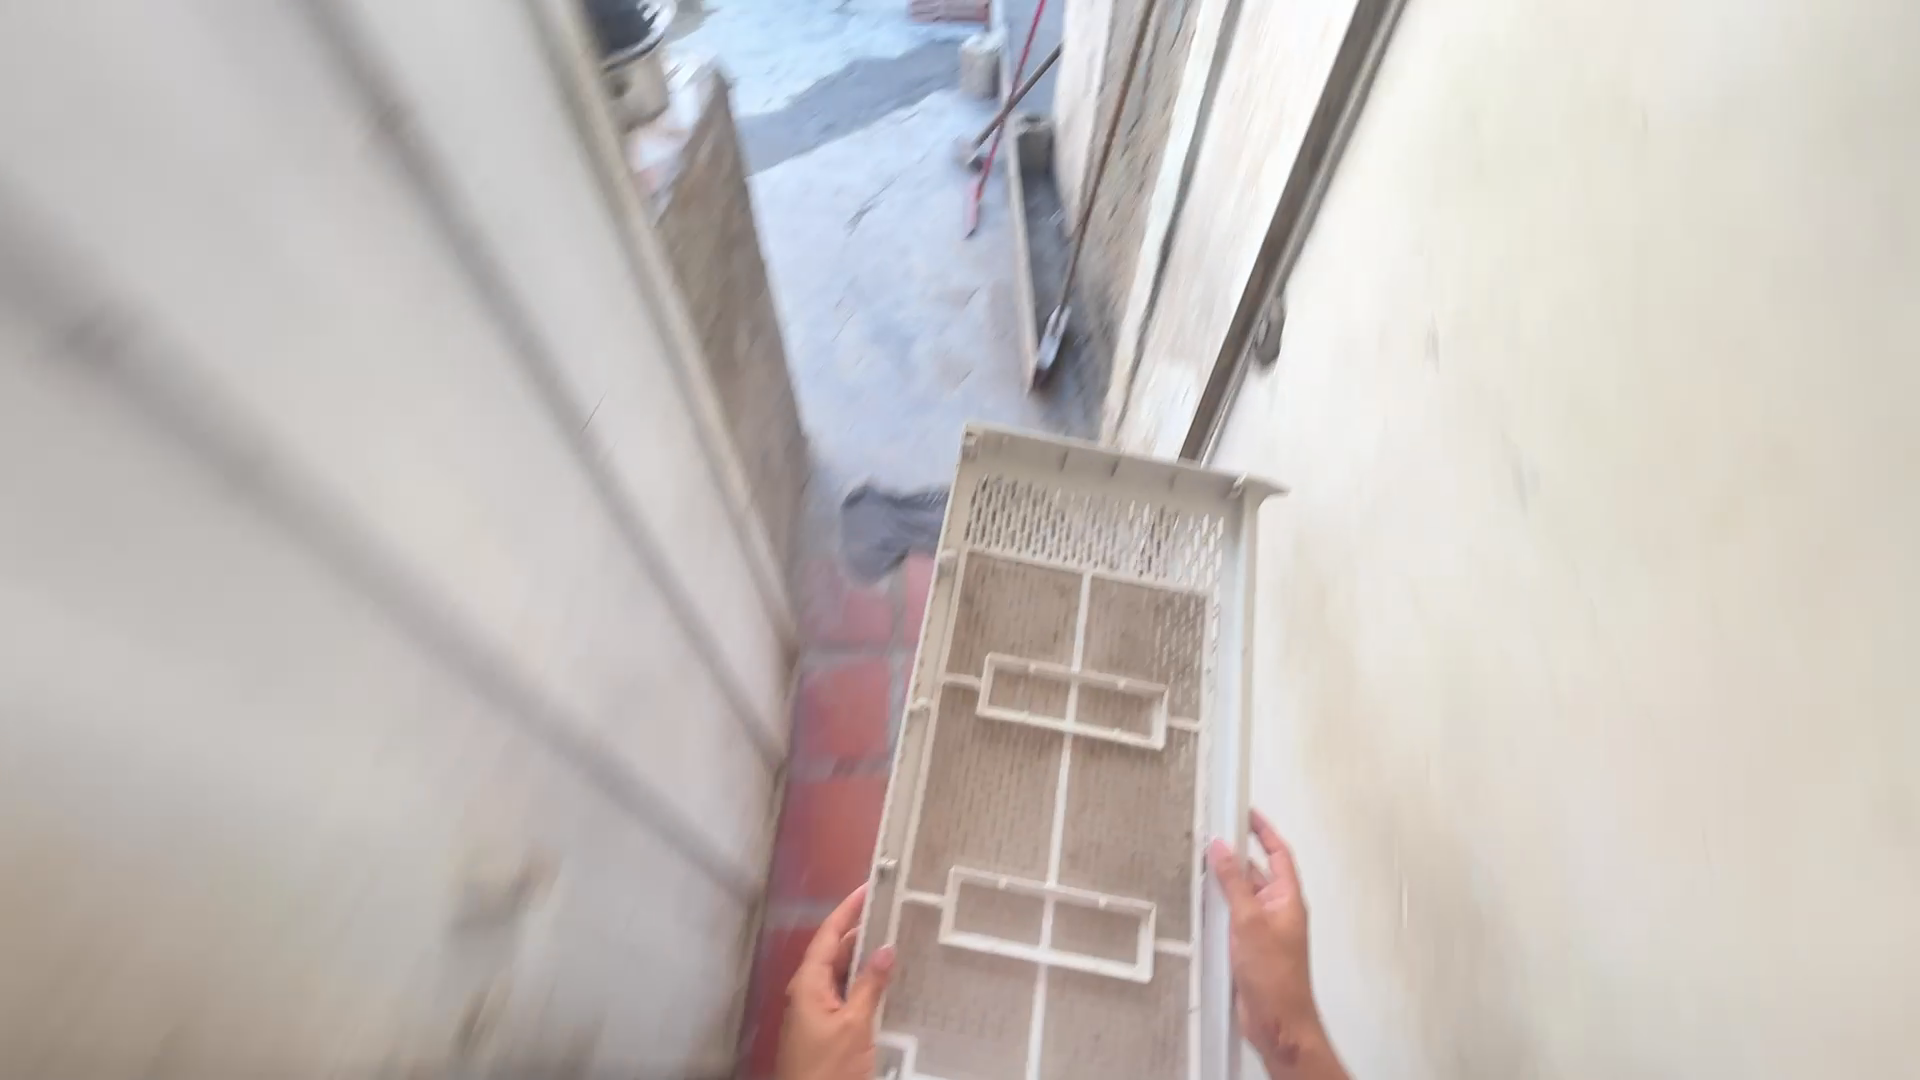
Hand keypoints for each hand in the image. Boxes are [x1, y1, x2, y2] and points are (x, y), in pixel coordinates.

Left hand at [777, 883, 896, 1079]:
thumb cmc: (827, 1070)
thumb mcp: (853, 1025)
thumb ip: (869, 985)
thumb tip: (885, 948)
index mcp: (807, 983)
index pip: (828, 934)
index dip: (848, 909)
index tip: (869, 888)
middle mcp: (808, 992)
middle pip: (835, 952)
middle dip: (861, 933)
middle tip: (892, 916)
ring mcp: (815, 1014)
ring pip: (842, 976)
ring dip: (865, 961)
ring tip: (895, 943)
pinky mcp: (825, 1032)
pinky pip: (845, 997)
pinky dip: (864, 986)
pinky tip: (886, 985)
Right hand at [1207, 810, 1348, 1079]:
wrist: (1277, 1024)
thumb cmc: (1276, 977)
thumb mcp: (1249, 920)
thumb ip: (1233, 882)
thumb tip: (1220, 848)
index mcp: (1287, 899)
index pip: (1278, 853)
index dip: (1264, 830)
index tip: (1246, 811)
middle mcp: (1277, 910)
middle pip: (1255, 871)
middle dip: (1235, 854)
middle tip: (1212, 834)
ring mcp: (1262, 928)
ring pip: (1240, 893)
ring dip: (1223, 881)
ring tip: (1200, 865)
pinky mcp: (1247, 945)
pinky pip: (1230, 914)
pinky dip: (1216, 905)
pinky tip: (1199, 903)